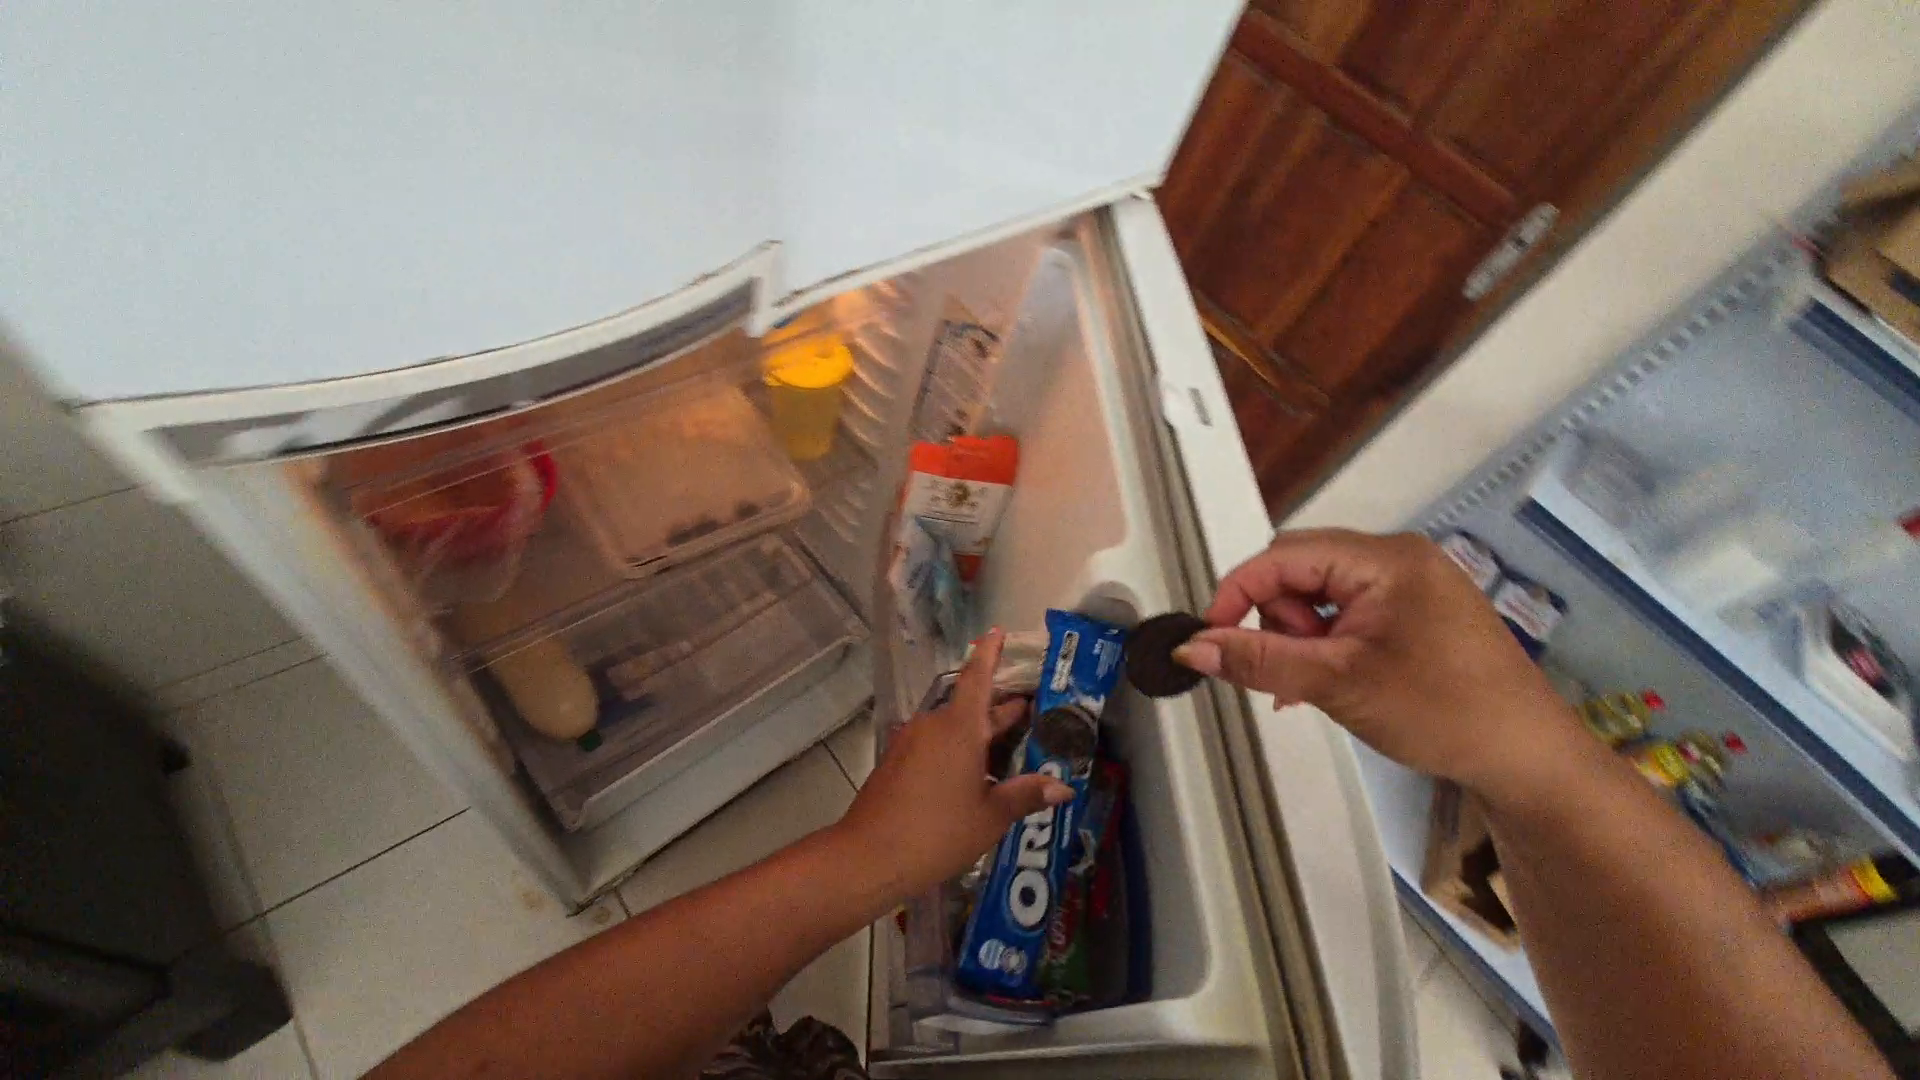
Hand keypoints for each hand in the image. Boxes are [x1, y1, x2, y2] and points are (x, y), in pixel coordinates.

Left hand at [836, 629, 1074, 899]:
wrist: (869, 856)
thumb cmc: (937, 833)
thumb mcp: (990, 817)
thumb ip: (1026, 795)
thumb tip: (1064, 786)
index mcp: (960, 728)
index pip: (978, 677)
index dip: (989, 653)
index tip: (997, 631)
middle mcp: (934, 725)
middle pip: (971, 704)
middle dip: (999, 705)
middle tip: (1030, 705)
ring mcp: (911, 742)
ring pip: (953, 726)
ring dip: (978, 730)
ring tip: (1007, 743)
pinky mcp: (897, 760)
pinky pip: (935, 743)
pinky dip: (957, 747)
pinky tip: (972, 772)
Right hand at [1172, 529, 1584, 794]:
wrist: (1530, 762)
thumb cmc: (1438, 712)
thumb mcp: (1337, 684)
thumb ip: (1257, 660)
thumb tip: (1187, 648)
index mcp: (1384, 559)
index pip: (1283, 556)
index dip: (1237, 593)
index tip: (1209, 640)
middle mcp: (1396, 558)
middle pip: (1299, 571)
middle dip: (1274, 620)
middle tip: (1283, 669)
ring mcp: (1409, 585)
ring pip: (1318, 596)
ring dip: (1298, 637)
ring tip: (1309, 685)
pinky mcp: (1416, 613)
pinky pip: (1346, 614)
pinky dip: (1323, 645)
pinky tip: (1321, 682)